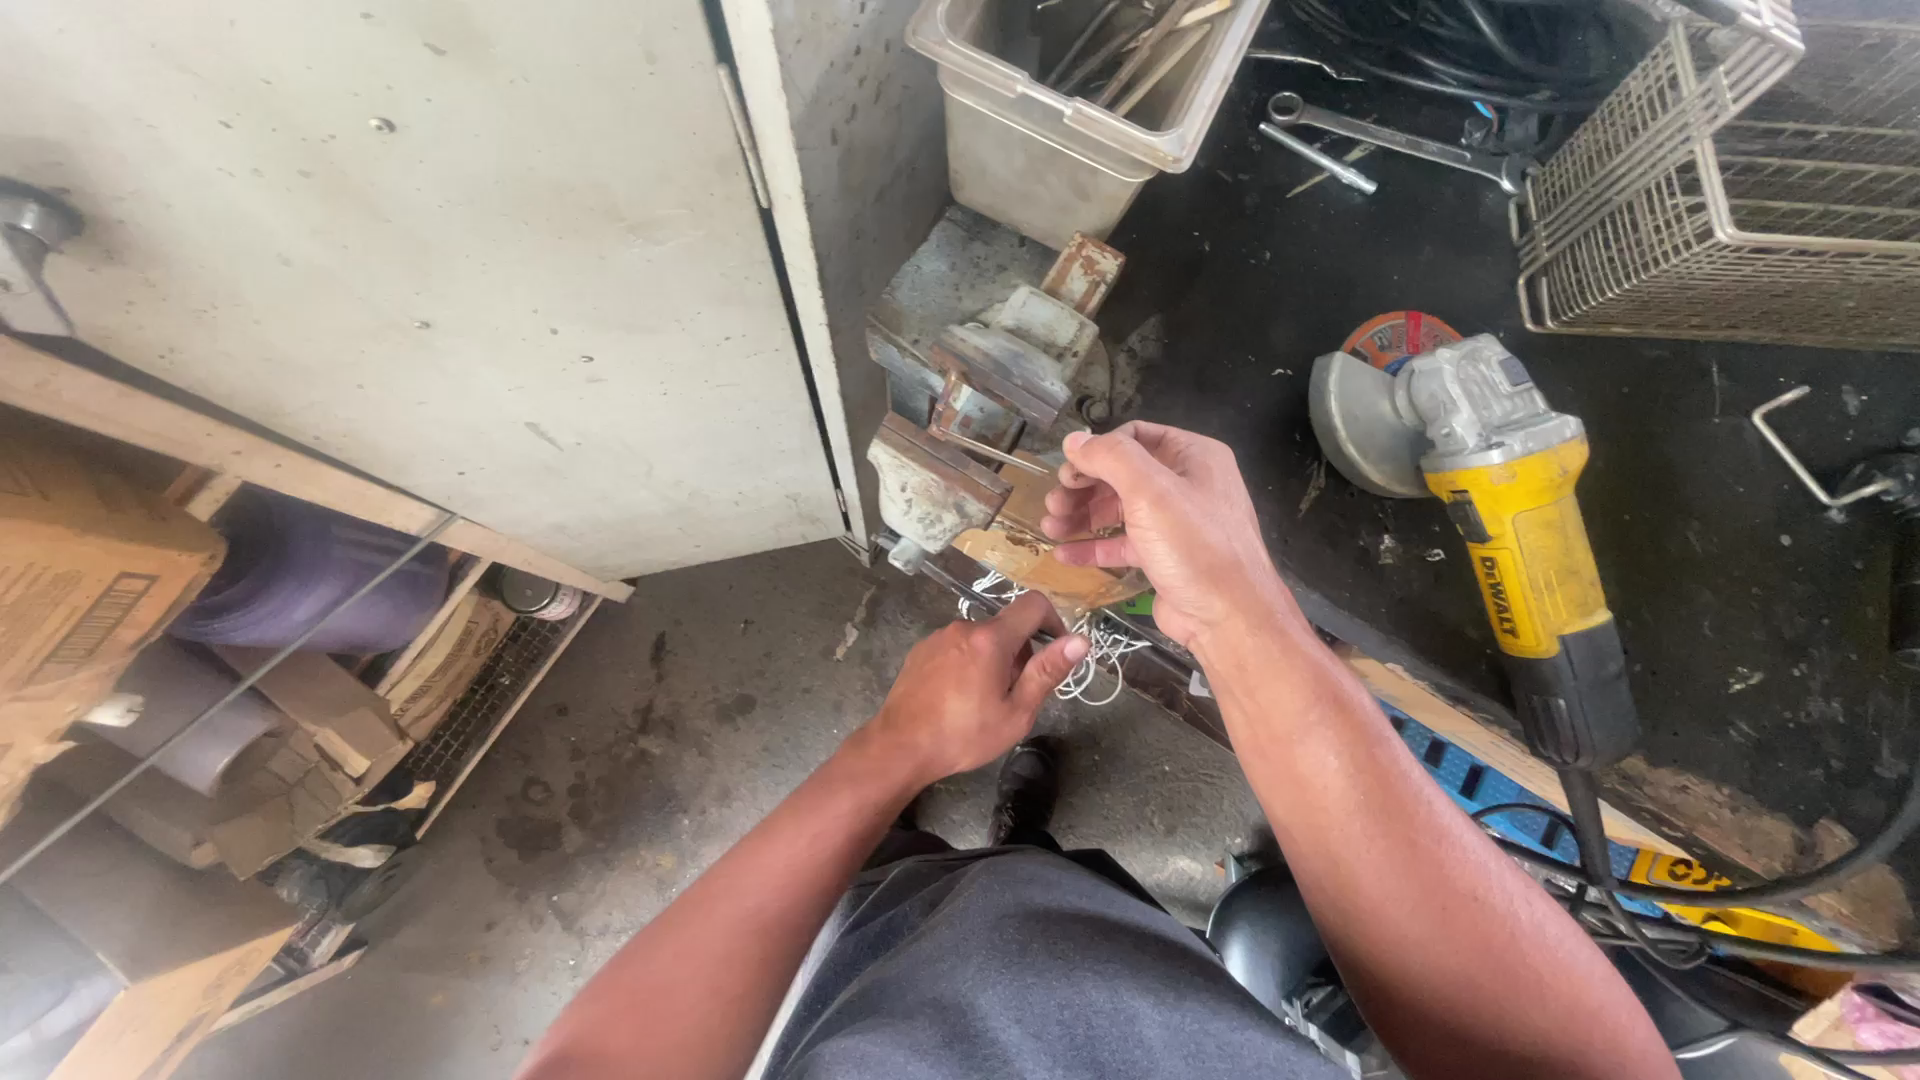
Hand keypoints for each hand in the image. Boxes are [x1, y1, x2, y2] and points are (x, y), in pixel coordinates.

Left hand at [860, 592, 1088, 786]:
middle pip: (1007, 626)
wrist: (900, 747)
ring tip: (983, 701)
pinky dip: (968, 663)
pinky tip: (957, 697)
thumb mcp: (1016, 712)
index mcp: (990, 638)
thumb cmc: (964, 735)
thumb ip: (1047, 672)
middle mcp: (964, 627)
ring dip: (993, 660)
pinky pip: (957, 647)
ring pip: (981, 638)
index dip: (1053, 622)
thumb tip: (1080, 640)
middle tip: (1014, 694)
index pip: (1034, 604)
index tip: (1055, 653)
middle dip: (1020, 653)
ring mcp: (939, 637)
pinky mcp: (922, 650)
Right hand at [1040, 422, 1301, 653]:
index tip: (1067, 471)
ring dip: (1082, 516)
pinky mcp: (1165, 557)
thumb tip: (1074, 439)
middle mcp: (1186, 484)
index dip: (1098, 450)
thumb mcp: (1151, 491)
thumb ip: (1110, 458)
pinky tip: (1064, 554)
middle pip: (1122, 475)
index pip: (1135, 436)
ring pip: (1119, 510)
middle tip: (1052, 503)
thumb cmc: (1194, 546)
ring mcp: (1175, 522)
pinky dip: (1094, 546)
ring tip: (1050, 528)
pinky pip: (1123, 543)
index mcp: (1192, 456)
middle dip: (1083, 487)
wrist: (1229, 617)